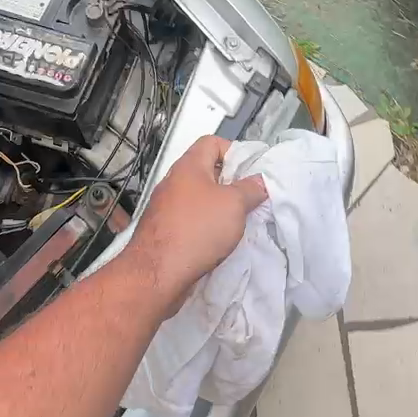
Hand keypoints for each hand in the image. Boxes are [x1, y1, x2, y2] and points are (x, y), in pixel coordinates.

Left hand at [119, 135, 267, 308]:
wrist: (156, 274)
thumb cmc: (197, 230)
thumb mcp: (234, 205)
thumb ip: (250, 189)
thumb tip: (260, 181)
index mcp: (189, 166)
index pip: (212, 142)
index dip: (234, 151)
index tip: (251, 171)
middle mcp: (174, 181)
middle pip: (206, 171)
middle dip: (230, 182)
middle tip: (249, 197)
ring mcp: (165, 207)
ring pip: (199, 198)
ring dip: (218, 207)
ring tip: (238, 220)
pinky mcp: (163, 230)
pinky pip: (190, 219)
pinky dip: (205, 225)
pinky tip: (218, 240)